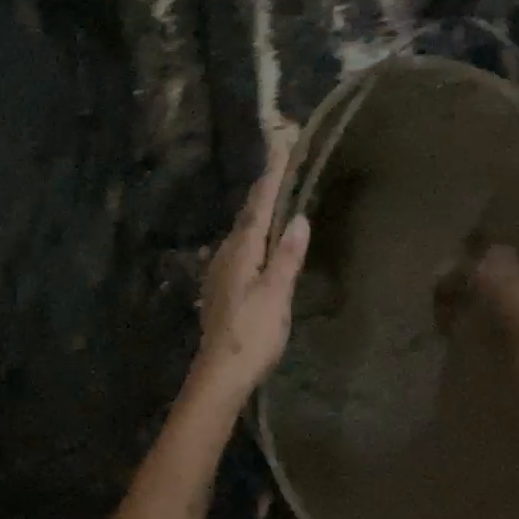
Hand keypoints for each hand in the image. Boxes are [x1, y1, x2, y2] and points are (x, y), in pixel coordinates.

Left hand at [188, 144, 310, 405]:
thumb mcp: (277, 294)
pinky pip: (239, 251)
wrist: (221, 373)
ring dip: (257, 212)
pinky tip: (257, 244)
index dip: (272, 175)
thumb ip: (287, 256)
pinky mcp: (221, 290)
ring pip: (241, 233)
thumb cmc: (252, 333)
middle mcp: (226, 255)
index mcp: (241, 250)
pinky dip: (253, 237)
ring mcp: (220, 272)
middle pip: (247, 215)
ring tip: (273, 197)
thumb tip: (298, 218)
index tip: (280, 145)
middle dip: (264, 189)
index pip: (259, 204)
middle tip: (280, 164)